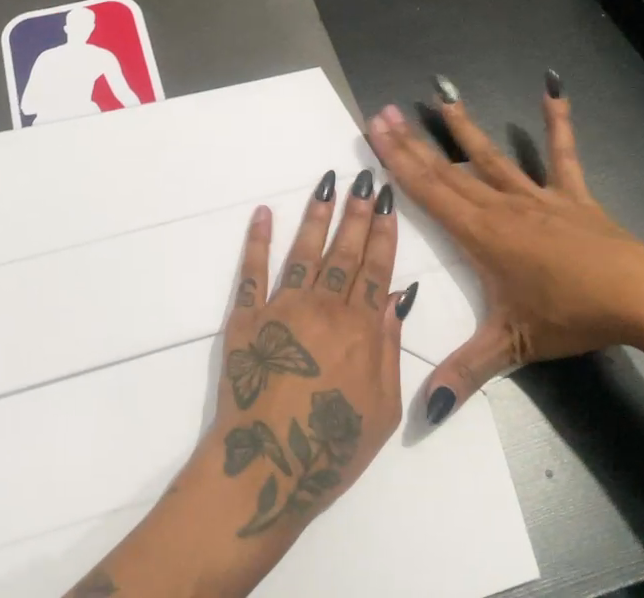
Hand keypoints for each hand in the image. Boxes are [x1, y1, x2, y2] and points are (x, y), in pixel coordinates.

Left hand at [58, 170, 414, 597]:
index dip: (383, 233)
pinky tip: (262, 214)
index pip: (376, 270)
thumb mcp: (383, 406)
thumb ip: (389, 348)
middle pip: (344, 253)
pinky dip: (257, 241)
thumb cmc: (332, 447)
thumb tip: (398, 298)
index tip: (387, 201)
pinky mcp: (245, 318)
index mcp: (361, 330)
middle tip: (363, 178)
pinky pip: (252, 272)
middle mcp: (324, 308)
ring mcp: (282, 309)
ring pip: (304, 253)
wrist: (268, 464)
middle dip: (356, 213)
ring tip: (326, 184)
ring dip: (316, 217)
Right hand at [366, 72, 643, 424]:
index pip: (429, 191)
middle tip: (385, 109)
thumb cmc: (571, 315)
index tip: (375, 128)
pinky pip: (562, 154)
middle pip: (448, 170)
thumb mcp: (512, 346)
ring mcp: (538, 197)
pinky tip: (553, 88)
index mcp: (480, 234)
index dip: (398, 159)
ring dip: (463, 129)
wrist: (642, 296)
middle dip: (414, 141)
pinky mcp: (573, 196)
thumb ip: (464, 372)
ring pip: (492, 158)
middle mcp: (501, 206)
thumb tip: (422, 412)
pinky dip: (557, 122)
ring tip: (440, 95)